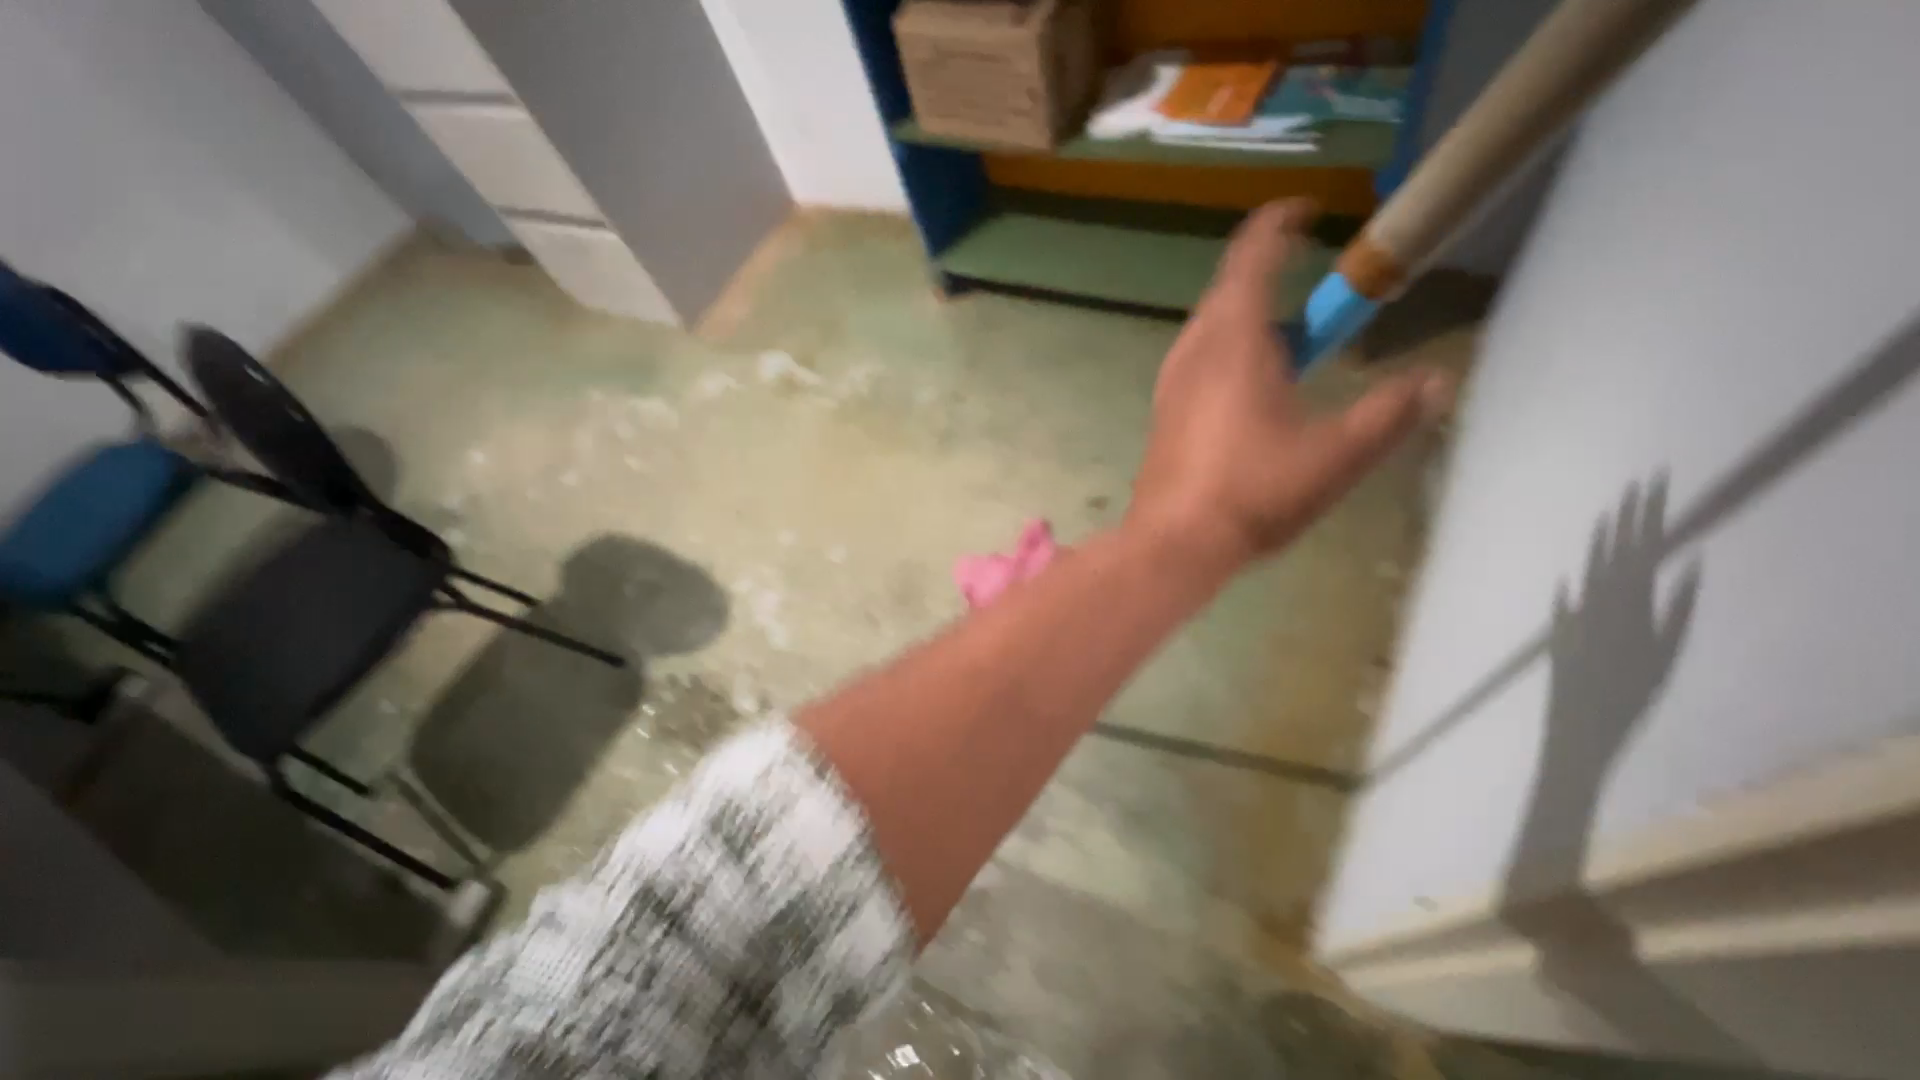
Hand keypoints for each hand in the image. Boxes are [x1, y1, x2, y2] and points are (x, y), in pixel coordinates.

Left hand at [1129, 199, 1450, 571]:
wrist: (1173, 544)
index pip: (1252, 254)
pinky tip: (1259, 392)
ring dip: (1255, 320)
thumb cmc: (1253, 493)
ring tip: (1297, 347)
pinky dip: (1235, 351)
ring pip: (1215, 327)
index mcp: (1233, 339)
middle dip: (1276, 276)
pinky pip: (1203, 359)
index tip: (1310, 210)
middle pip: (1233, 288)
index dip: (1279, 222)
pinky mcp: (1166, 410)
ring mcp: (1173, 380)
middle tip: (1322, 296)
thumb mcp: (1335, 456)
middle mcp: (1195, 347)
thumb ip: (1389, 414)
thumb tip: (1438, 380)